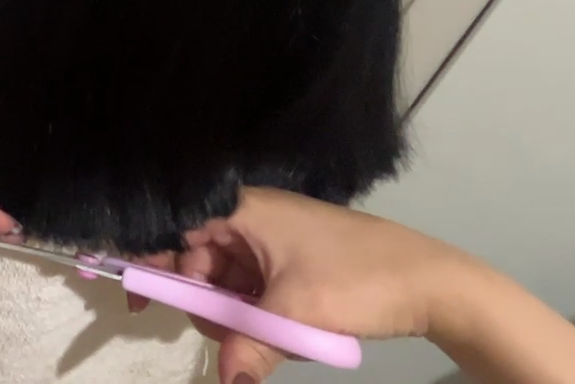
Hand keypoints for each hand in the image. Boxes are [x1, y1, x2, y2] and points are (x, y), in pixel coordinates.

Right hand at [176, 188, 485, 382]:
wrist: (436, 283)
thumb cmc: (357, 276)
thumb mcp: (298, 313)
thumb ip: (251, 344)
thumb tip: (226, 383)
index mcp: (236, 208)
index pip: (171, 227)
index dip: (148, 259)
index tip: (138, 299)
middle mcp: (242, 217)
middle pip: (194, 259)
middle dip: (203, 300)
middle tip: (227, 336)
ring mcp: (264, 239)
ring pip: (222, 279)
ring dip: (234, 313)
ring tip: (269, 338)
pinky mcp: (284, 261)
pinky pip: (249, 288)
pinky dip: (255, 313)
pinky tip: (278, 332)